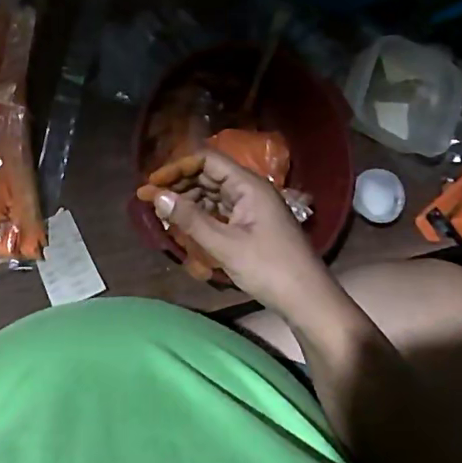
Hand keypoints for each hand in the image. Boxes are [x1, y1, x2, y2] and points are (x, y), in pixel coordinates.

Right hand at [148, 150, 346, 322]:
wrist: (309, 301)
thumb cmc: (269, 269)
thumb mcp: (225, 244)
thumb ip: (190, 219)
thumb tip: (157, 196)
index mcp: (248, 186)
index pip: (207, 160)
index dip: (178, 167)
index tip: (153, 183)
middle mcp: (251, 190)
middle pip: (209, 174)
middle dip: (179, 183)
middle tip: (152, 198)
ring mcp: (253, 208)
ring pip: (213, 193)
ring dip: (188, 199)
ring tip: (164, 212)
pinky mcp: (253, 225)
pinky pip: (221, 210)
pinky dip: (201, 213)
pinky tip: (185, 224)